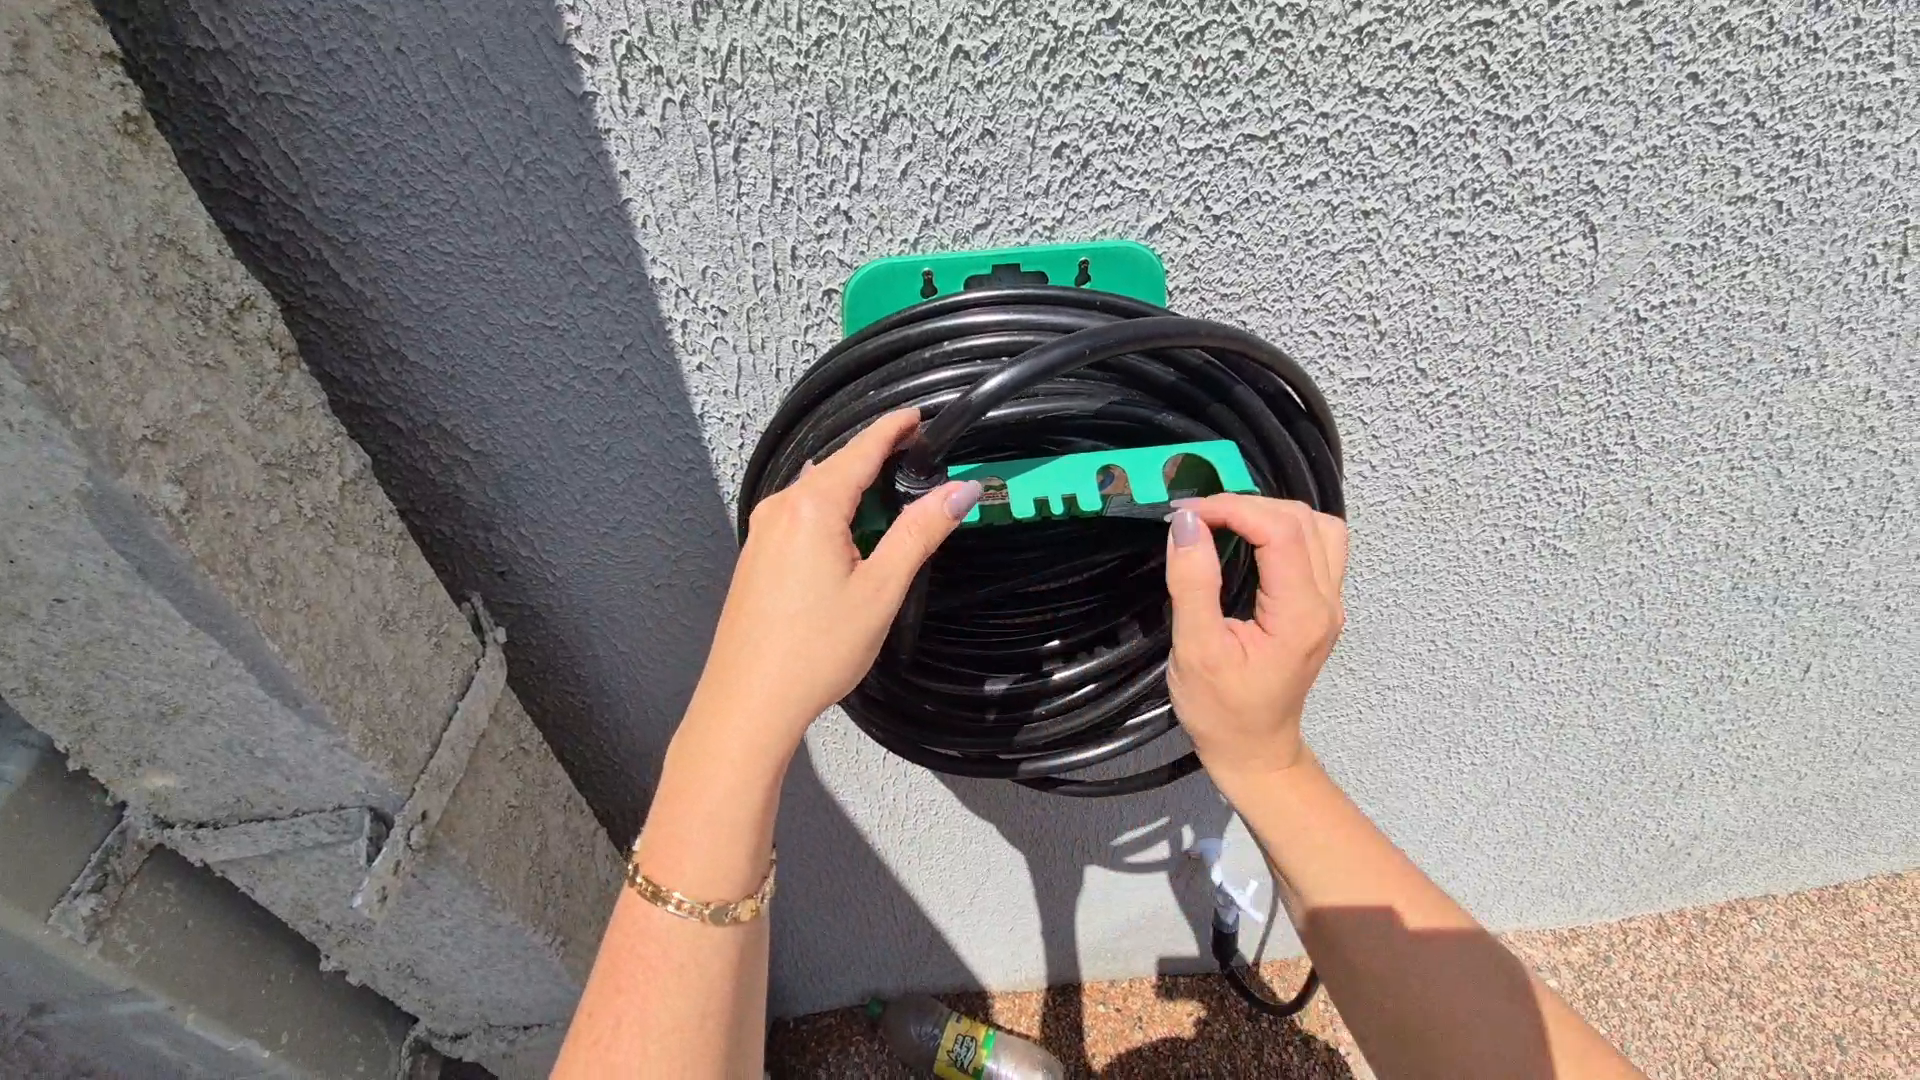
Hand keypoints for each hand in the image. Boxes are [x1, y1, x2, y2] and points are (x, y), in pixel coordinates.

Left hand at [685, 409, 982, 763]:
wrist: (748, 701)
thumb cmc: (814, 651)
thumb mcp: (880, 589)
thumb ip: (920, 533)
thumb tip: (960, 491)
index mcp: (811, 507)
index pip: (860, 449)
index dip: (892, 428)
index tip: (917, 415)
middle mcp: (780, 509)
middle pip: (836, 467)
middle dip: (876, 458)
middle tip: (917, 458)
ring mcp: (763, 533)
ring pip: (816, 492)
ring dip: (854, 488)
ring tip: (891, 498)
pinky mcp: (757, 556)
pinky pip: (799, 516)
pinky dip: (832, 512)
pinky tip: (849, 536)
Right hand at [1163, 495, 1348, 786]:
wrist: (1252, 751)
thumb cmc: (1220, 709)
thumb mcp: (1195, 649)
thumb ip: (1193, 583)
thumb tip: (1187, 524)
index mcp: (1300, 613)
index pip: (1280, 531)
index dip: (1233, 508)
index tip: (1185, 515)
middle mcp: (1326, 602)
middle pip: (1304, 520)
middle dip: (1248, 505)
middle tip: (1197, 518)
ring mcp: (1329, 604)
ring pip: (1319, 527)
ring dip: (1271, 513)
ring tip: (1224, 522)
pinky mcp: (1319, 607)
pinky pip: (1315, 547)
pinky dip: (1282, 529)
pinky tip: (1249, 539)